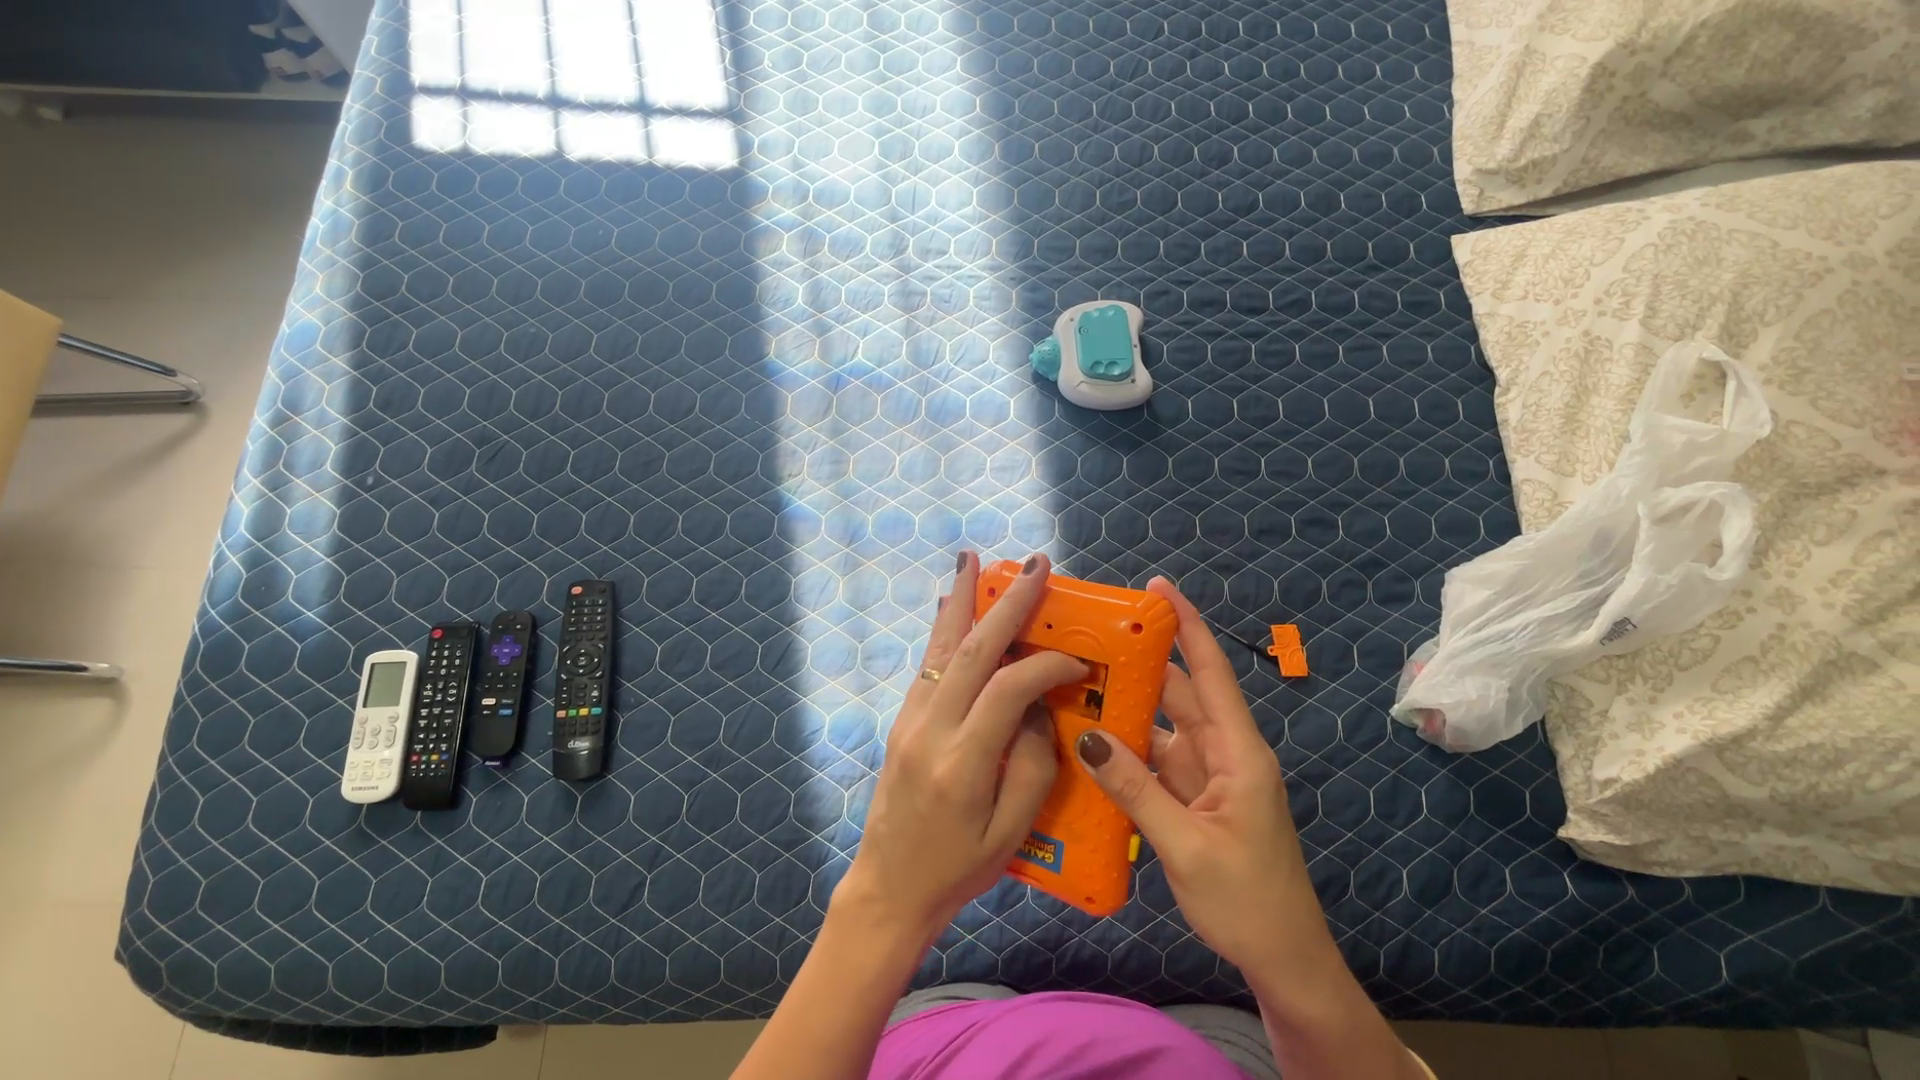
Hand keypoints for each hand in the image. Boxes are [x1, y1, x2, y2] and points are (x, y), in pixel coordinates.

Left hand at [839, 551, 1088, 938]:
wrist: (889, 887)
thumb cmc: (959, 868)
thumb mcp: (1011, 831)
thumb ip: (1032, 766)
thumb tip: (1036, 708)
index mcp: (961, 763)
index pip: (1007, 690)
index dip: (1046, 666)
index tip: (1078, 663)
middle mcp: (929, 731)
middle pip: (970, 652)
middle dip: (1005, 604)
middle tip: (1033, 566)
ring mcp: (908, 722)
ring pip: (940, 649)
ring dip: (961, 601)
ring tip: (973, 559)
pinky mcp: (901, 722)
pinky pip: (927, 666)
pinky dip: (944, 630)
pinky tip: (952, 606)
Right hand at [1074, 578, 1335, 976]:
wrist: (1282, 958)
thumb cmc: (1246, 901)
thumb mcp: (1186, 846)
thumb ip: (1136, 790)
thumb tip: (1088, 736)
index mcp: (1238, 754)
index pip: (1209, 674)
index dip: (1187, 628)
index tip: (1158, 589)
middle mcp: (1223, 755)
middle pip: (1178, 694)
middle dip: (1140, 663)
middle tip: (1087, 639)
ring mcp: (1207, 779)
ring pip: (1162, 728)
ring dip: (1126, 708)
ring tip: (1075, 684)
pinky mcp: (1193, 802)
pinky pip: (1155, 763)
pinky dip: (1126, 751)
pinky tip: (1089, 743)